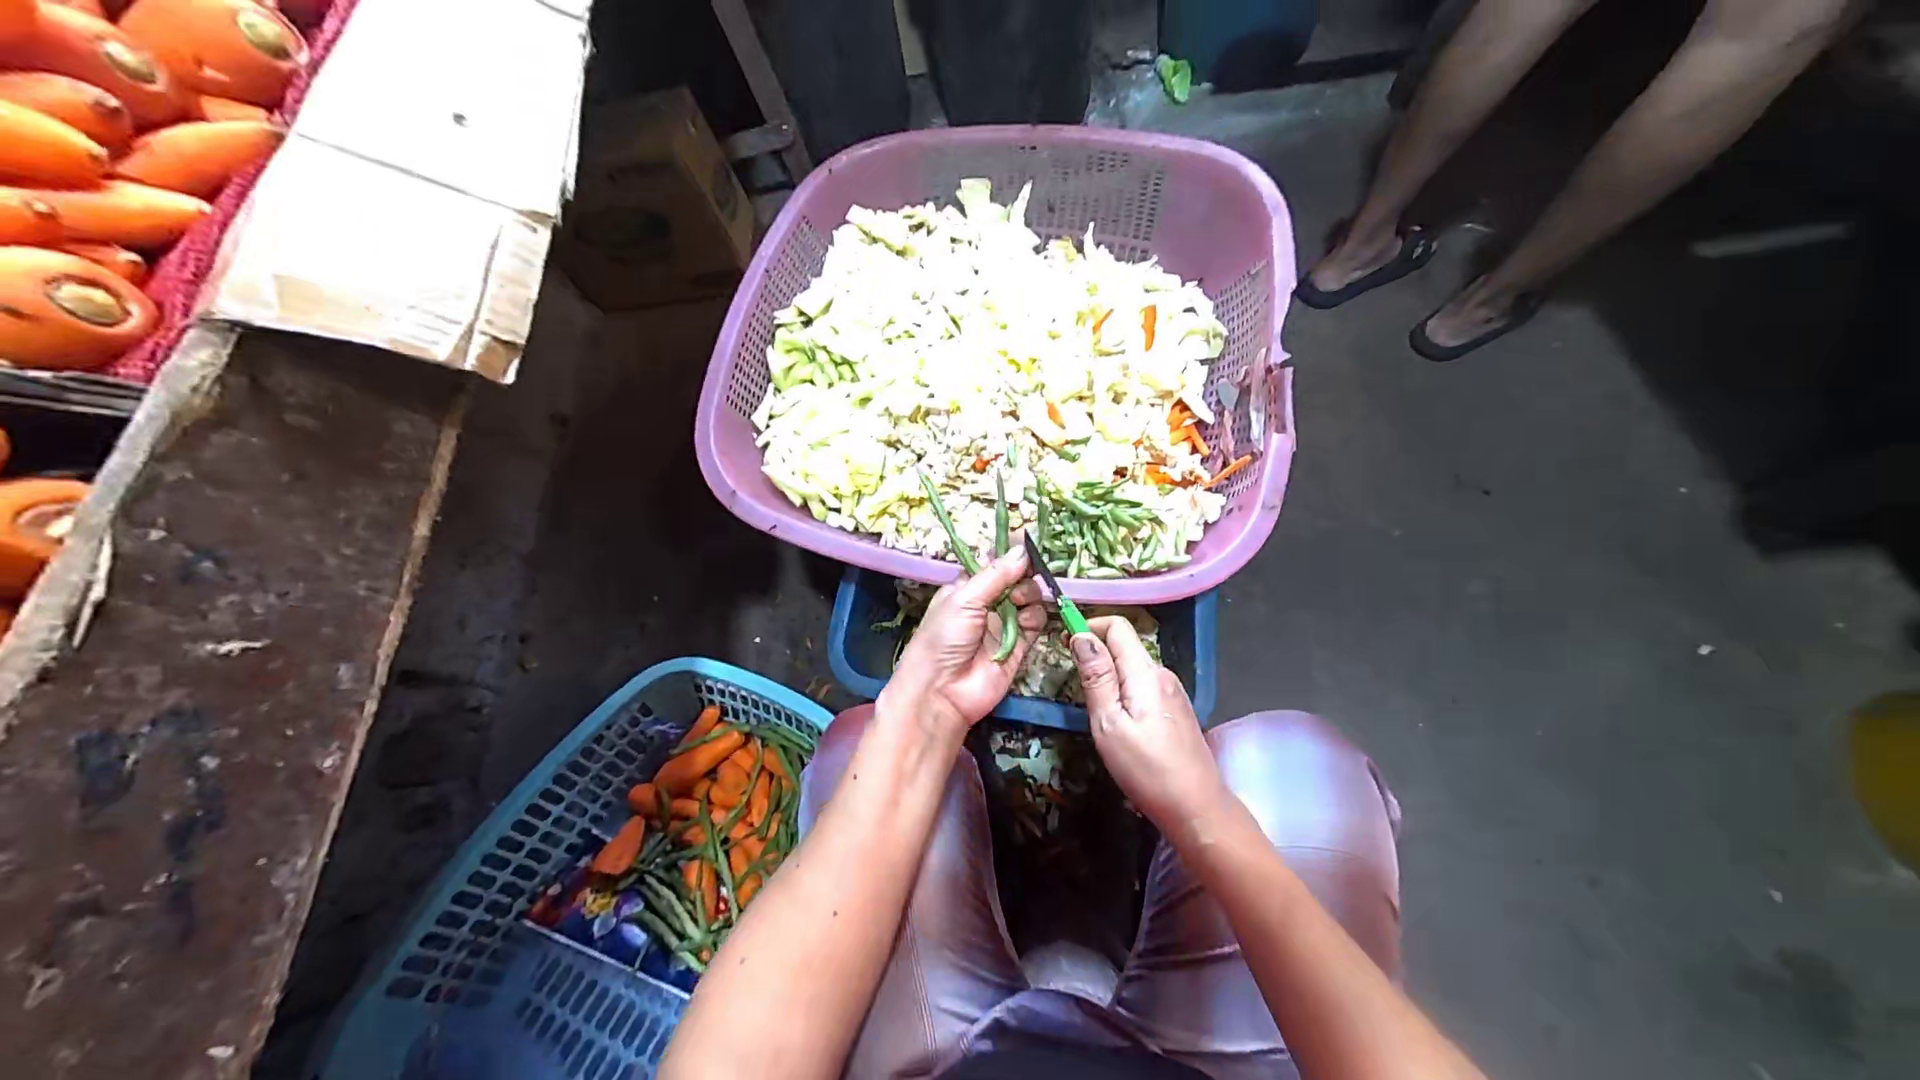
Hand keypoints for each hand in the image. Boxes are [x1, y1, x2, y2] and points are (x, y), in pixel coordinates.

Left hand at [881, 544, 1046, 735]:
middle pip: (1016, 579)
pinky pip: (1036, 623)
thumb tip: (1022, 550)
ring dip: (1030, 594)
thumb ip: (996, 575)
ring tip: (1020, 601)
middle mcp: (987, 604)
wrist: (941, 693)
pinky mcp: (1020, 646)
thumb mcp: (963, 599)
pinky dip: (1036, 617)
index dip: (1010, 554)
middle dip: (1023, 575)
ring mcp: (1004, 624)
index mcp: (967, 588)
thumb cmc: (942, 639)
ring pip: (1030, 598)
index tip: (1028, 543)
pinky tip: (1027, 618)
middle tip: (1021, 580)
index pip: (994, 564)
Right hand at [1072, 616, 1225, 832]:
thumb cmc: (1146, 769)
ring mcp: (1172, 691)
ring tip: (1092, 703)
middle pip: (1125, 644)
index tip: (1063, 641)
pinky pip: (1142, 684)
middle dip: (1095, 650)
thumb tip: (1081, 636)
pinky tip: (1117, 718)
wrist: (1197, 808)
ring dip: (1108, 671)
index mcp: (1145, 672)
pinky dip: (1123, 687)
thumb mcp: (1109, 723)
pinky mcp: (1175, 709)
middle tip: (1071, 677)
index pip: (1117, 626)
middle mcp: (1162, 673)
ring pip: (1132, 665)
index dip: (1088, 625)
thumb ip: (1096, 678)